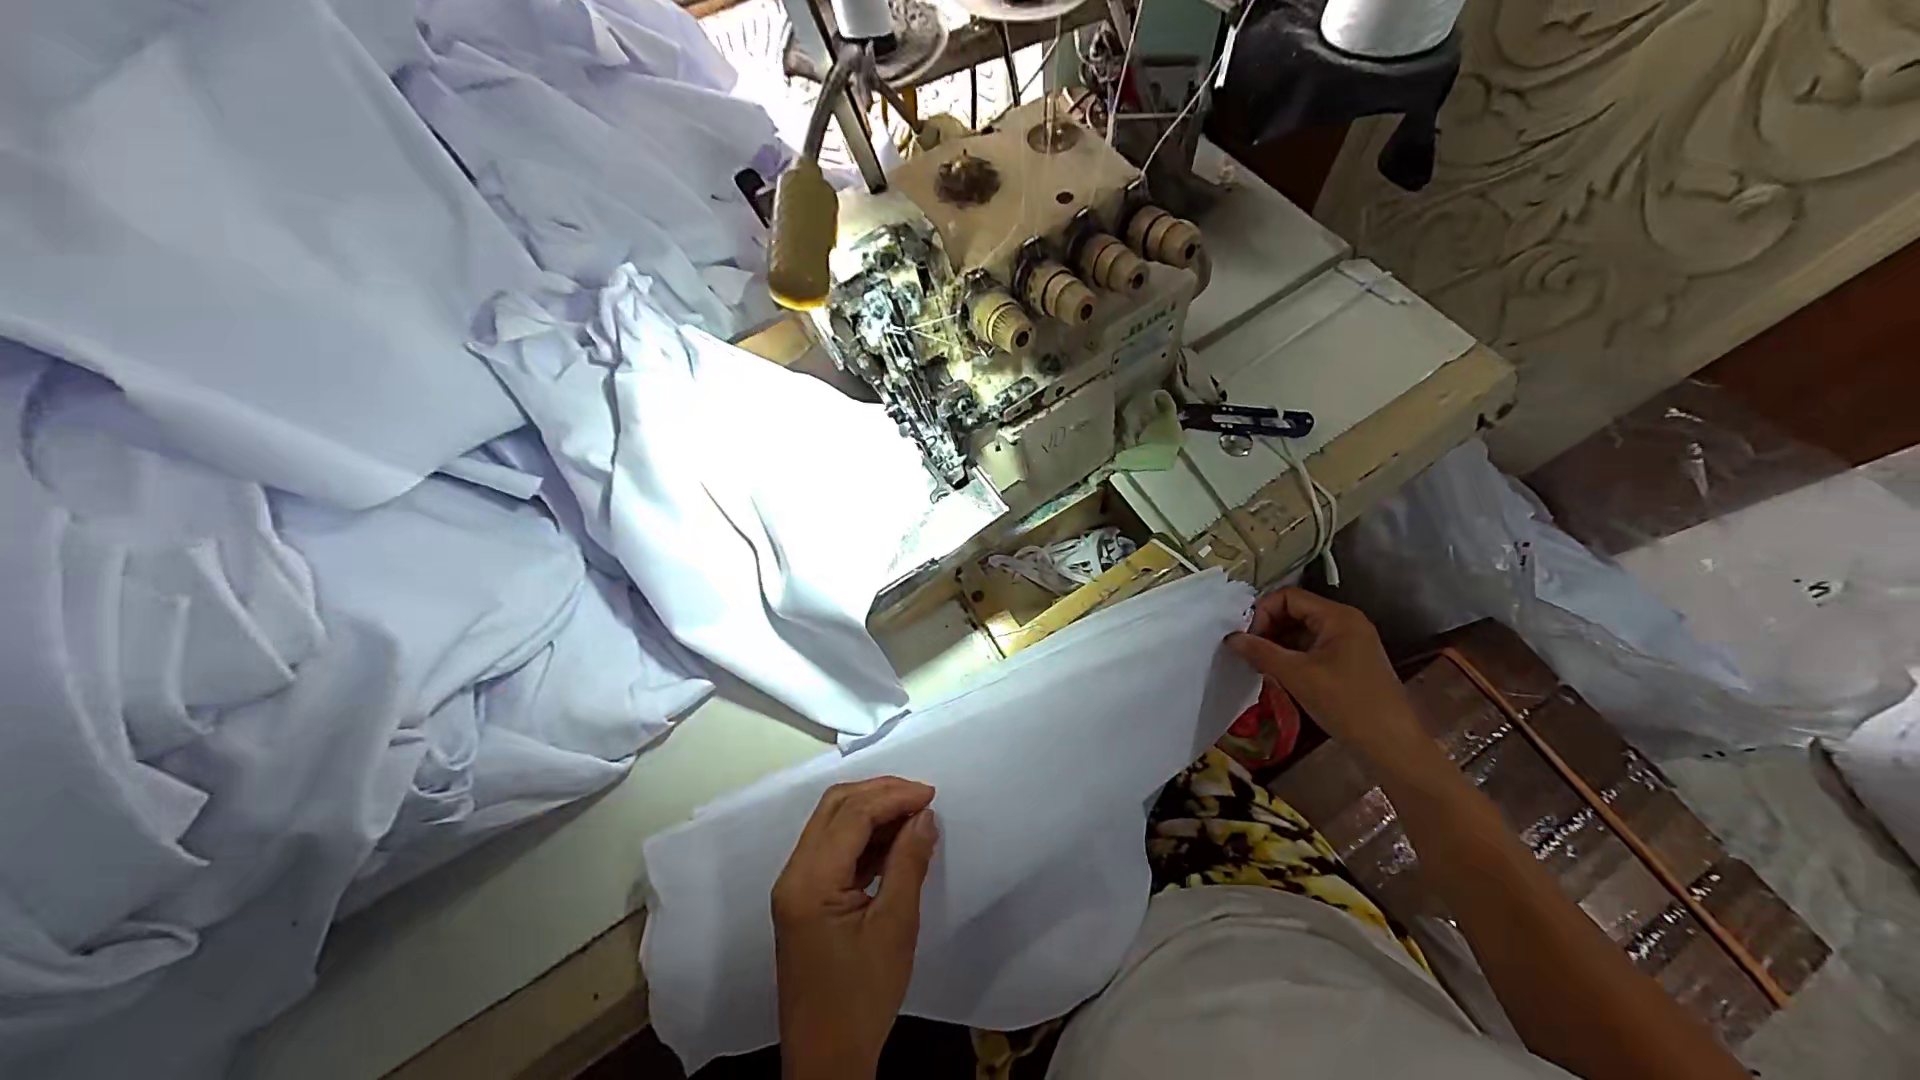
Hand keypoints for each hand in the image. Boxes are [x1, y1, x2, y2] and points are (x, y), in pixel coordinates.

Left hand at [773, 778, 939, 1079]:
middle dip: (880, 794)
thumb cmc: (862, 997)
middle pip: (835, 808)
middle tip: (922, 797)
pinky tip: (894, 842)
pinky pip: (833, 849)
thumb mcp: (895, 927)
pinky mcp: (804, 899)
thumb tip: (924, 816)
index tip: (931, 795)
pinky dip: (864, 837)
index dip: (893, 796)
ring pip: (832, 824)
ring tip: (914, 815)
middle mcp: (794, 873)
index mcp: (809, 880)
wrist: (827, 1060)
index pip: (851, 815)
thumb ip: (908, 863)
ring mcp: (795, 886)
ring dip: (872, 812)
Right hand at [1226, 588, 1432, 770]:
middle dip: (1268, 627)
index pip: (1289, 597)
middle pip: (1295, 611)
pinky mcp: (1348, 662)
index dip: (1262, 612)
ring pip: (1302, 631)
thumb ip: (1261, 652)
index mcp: (1338, 617)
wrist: (1391, 745)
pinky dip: (1292, 656)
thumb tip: (1231, 637)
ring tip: (1258, 664)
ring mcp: (1349, 643)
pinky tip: (1277, 673)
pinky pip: (1312, 648)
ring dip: (1277, 643)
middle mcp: (1346, 623)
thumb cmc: (1345, 704)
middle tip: (1248, 652)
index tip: (1246, 638)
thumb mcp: (1297, 676)